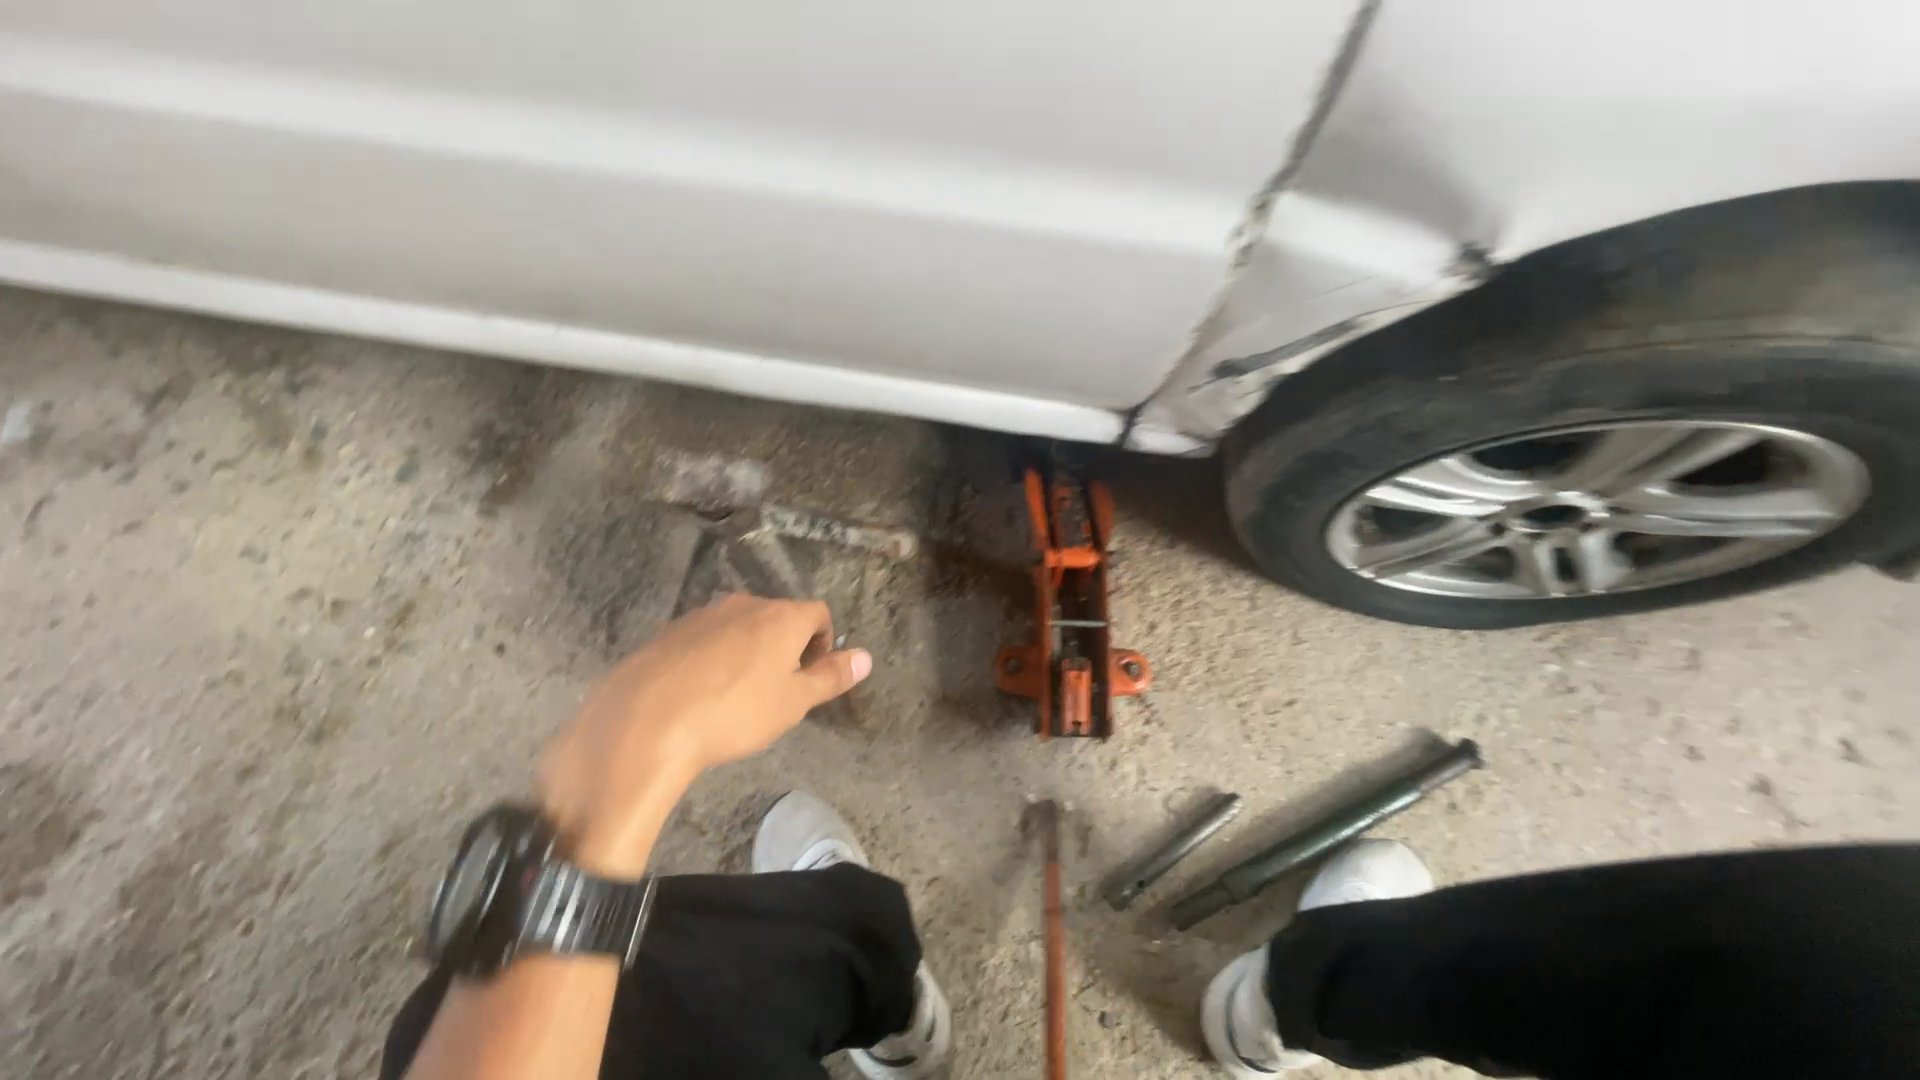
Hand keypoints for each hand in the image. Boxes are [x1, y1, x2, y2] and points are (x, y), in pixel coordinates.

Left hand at [536, 595, 871, 875]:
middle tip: (779, 689)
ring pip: (740, 627)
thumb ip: (831, 677)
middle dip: (786, 646)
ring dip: (748, 651)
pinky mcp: (669, 632)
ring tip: (737, 695)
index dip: (824, 642)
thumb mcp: (794, 702)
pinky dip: (714, 658)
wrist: (647, 720)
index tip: (812, 676)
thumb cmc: (735, 712)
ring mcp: (702, 615)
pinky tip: (701, 694)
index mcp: (782, 616)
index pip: (818, 613)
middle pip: (778, 616)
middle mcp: (744, 605)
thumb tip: (866, 657)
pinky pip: (705, 639)